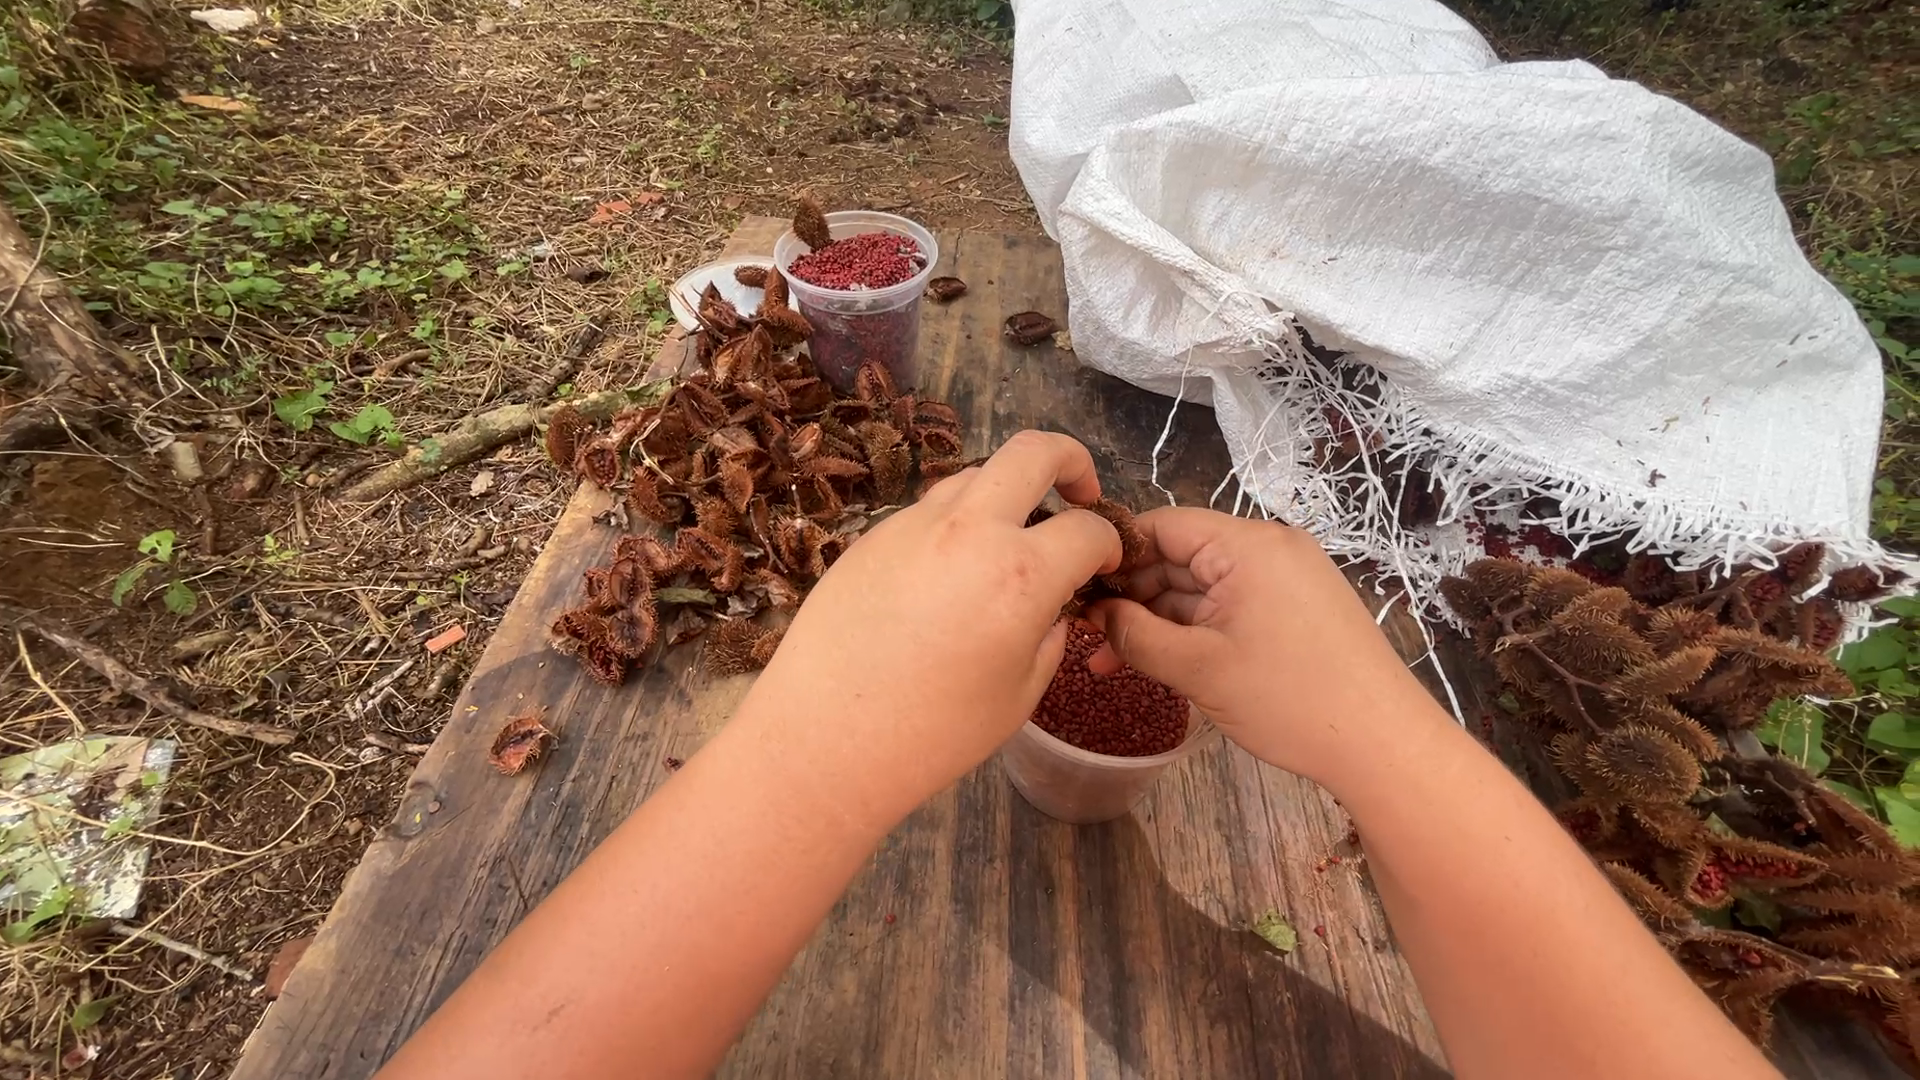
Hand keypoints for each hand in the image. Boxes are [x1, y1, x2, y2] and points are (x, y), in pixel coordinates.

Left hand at [743, 431, 1121, 814]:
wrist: (825, 738)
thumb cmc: (934, 734)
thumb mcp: (1020, 694)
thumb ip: (1049, 634)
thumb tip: (1053, 605)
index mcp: (1021, 574)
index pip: (1087, 530)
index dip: (1108, 543)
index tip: (1103, 563)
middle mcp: (971, 530)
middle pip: (1035, 451)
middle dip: (1071, 459)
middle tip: (1079, 493)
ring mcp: (916, 524)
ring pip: (977, 473)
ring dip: (1008, 493)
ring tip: (1007, 540)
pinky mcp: (875, 533)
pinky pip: (931, 508)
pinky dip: (958, 521)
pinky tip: (949, 568)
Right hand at [1084, 507, 1441, 784]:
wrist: (1385, 748)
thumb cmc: (1288, 698)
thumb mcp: (1197, 667)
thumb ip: (1133, 634)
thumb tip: (1090, 612)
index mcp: (1248, 545)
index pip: (1162, 526)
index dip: (1114, 553)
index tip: (1074, 586)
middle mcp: (1266, 550)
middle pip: (1177, 559)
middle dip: (1129, 598)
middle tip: (1082, 634)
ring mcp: (1281, 581)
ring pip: (1196, 590)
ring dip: (1154, 621)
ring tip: (1106, 660)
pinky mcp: (1289, 610)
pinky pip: (1223, 608)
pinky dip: (1188, 631)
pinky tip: (1153, 660)